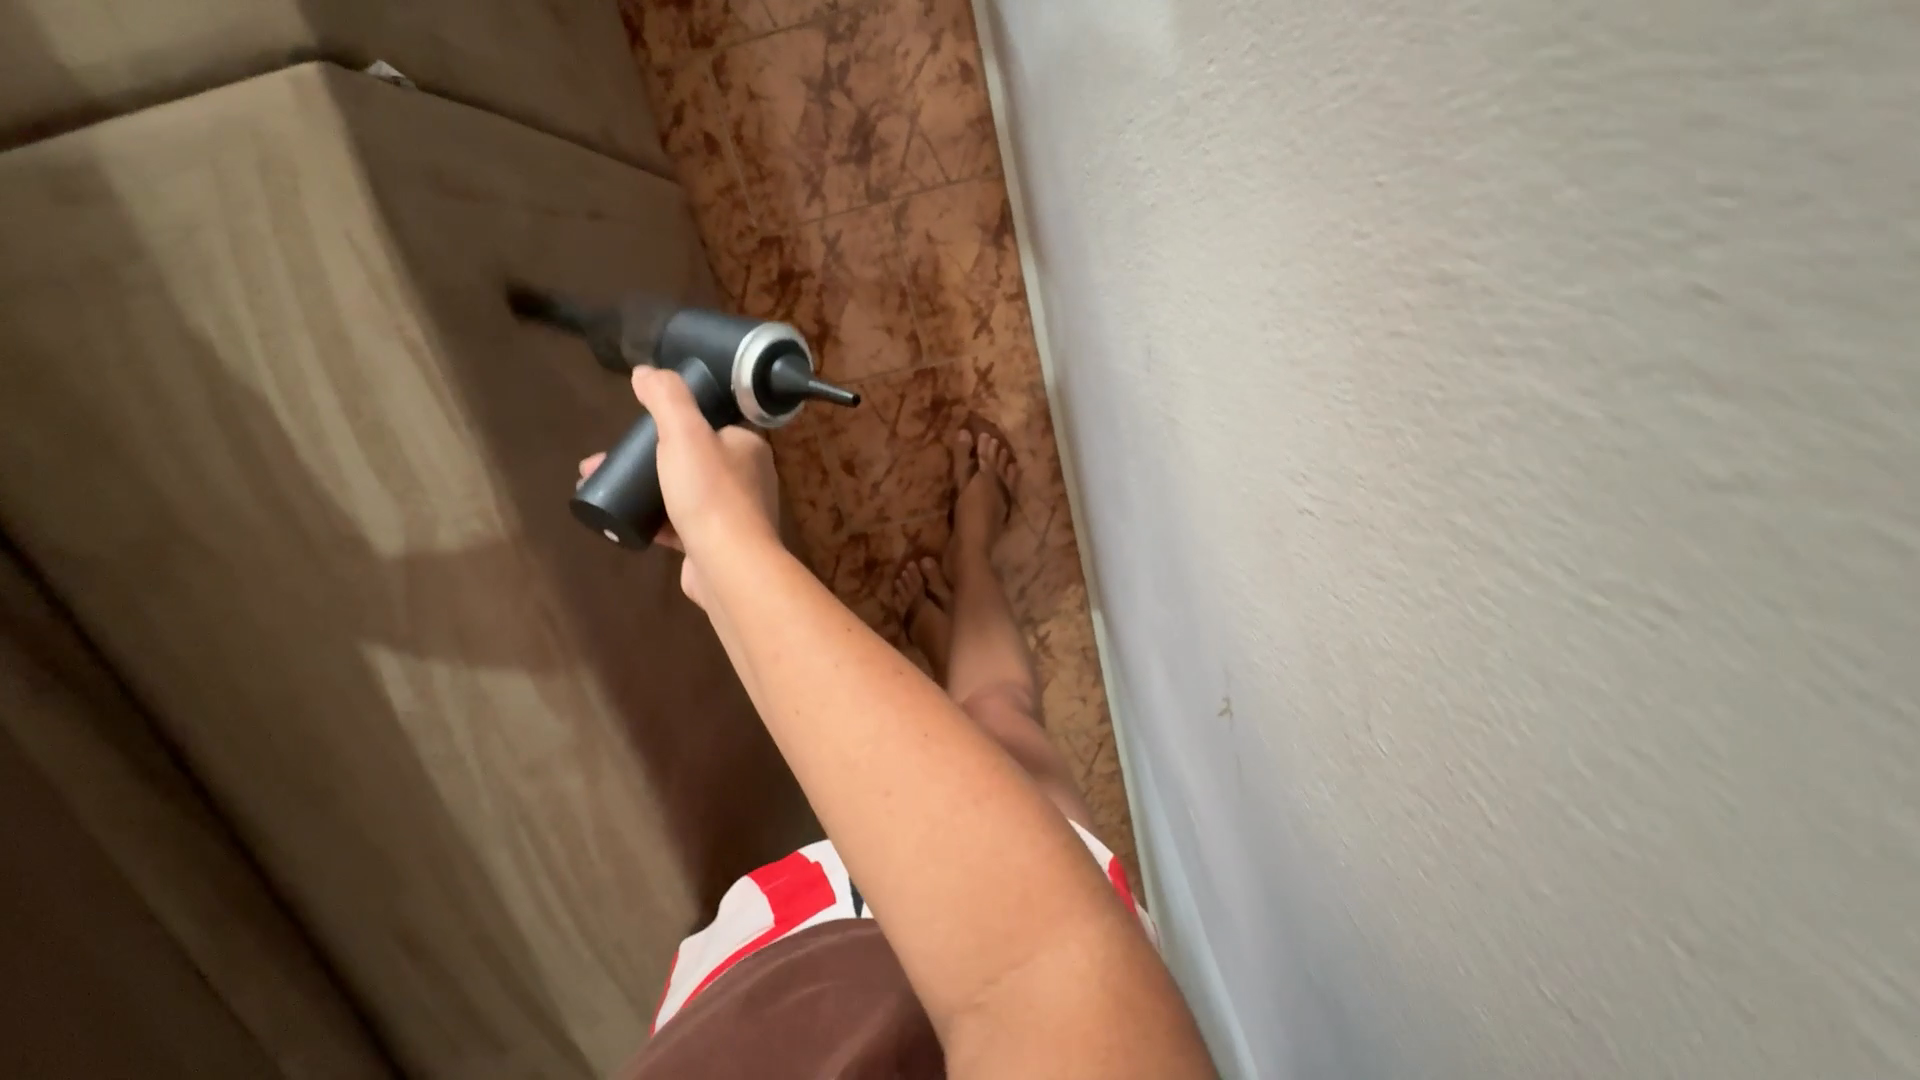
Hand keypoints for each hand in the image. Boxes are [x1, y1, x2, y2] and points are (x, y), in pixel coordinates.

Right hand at [578, 367, 780, 607]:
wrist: (727, 565)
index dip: (666, 425)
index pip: (706, 425)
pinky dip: (652, 520)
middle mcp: (745, 478)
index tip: (629, 433)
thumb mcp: (684, 433)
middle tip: (599, 464)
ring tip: (599, 487)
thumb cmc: (709, 495)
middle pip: (687, 459)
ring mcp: (732, 514)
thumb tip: (647, 372)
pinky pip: (679, 524)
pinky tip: (624, 520)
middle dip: (641, 459)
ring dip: (641, 489)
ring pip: (679, 492)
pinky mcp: (714, 543)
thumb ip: (667, 398)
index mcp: (746, 447)